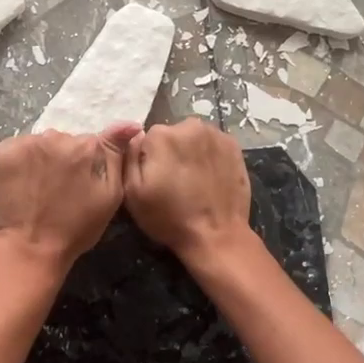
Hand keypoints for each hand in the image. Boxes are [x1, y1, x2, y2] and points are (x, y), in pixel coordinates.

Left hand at [0, 125, 138, 271]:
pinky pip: (17, 149)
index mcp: (86, 146)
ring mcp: (27, 143)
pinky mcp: (3, 151)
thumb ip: (117, 155)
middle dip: (63, 159)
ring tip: (38, 189)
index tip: (79, 184)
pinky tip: (21, 184)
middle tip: (58, 190)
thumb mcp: (109, 196)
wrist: (28, 249)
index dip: (86, 164)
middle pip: (64, 141)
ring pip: (40, 144)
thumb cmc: (75, 228)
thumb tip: (131, 125)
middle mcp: (56, 136)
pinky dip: (20, 162)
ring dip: (41, 159)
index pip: (90, 143)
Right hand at [124, 119, 256, 262]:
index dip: (149, 159)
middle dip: (171, 152)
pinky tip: (210, 177)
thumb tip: (135, 135)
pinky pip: (213, 144)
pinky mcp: (234, 145)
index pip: (148, 138)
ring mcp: (215, 134)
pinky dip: (209, 155)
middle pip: (172, 134)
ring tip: (194, 180)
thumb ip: (129, 156)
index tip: (156, 179)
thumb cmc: (169, 218)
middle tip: (175, 181)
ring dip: (191, 152)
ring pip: (193, 138)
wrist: (216, 236)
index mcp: (161, 135)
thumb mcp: (133, 192)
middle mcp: (189, 126)